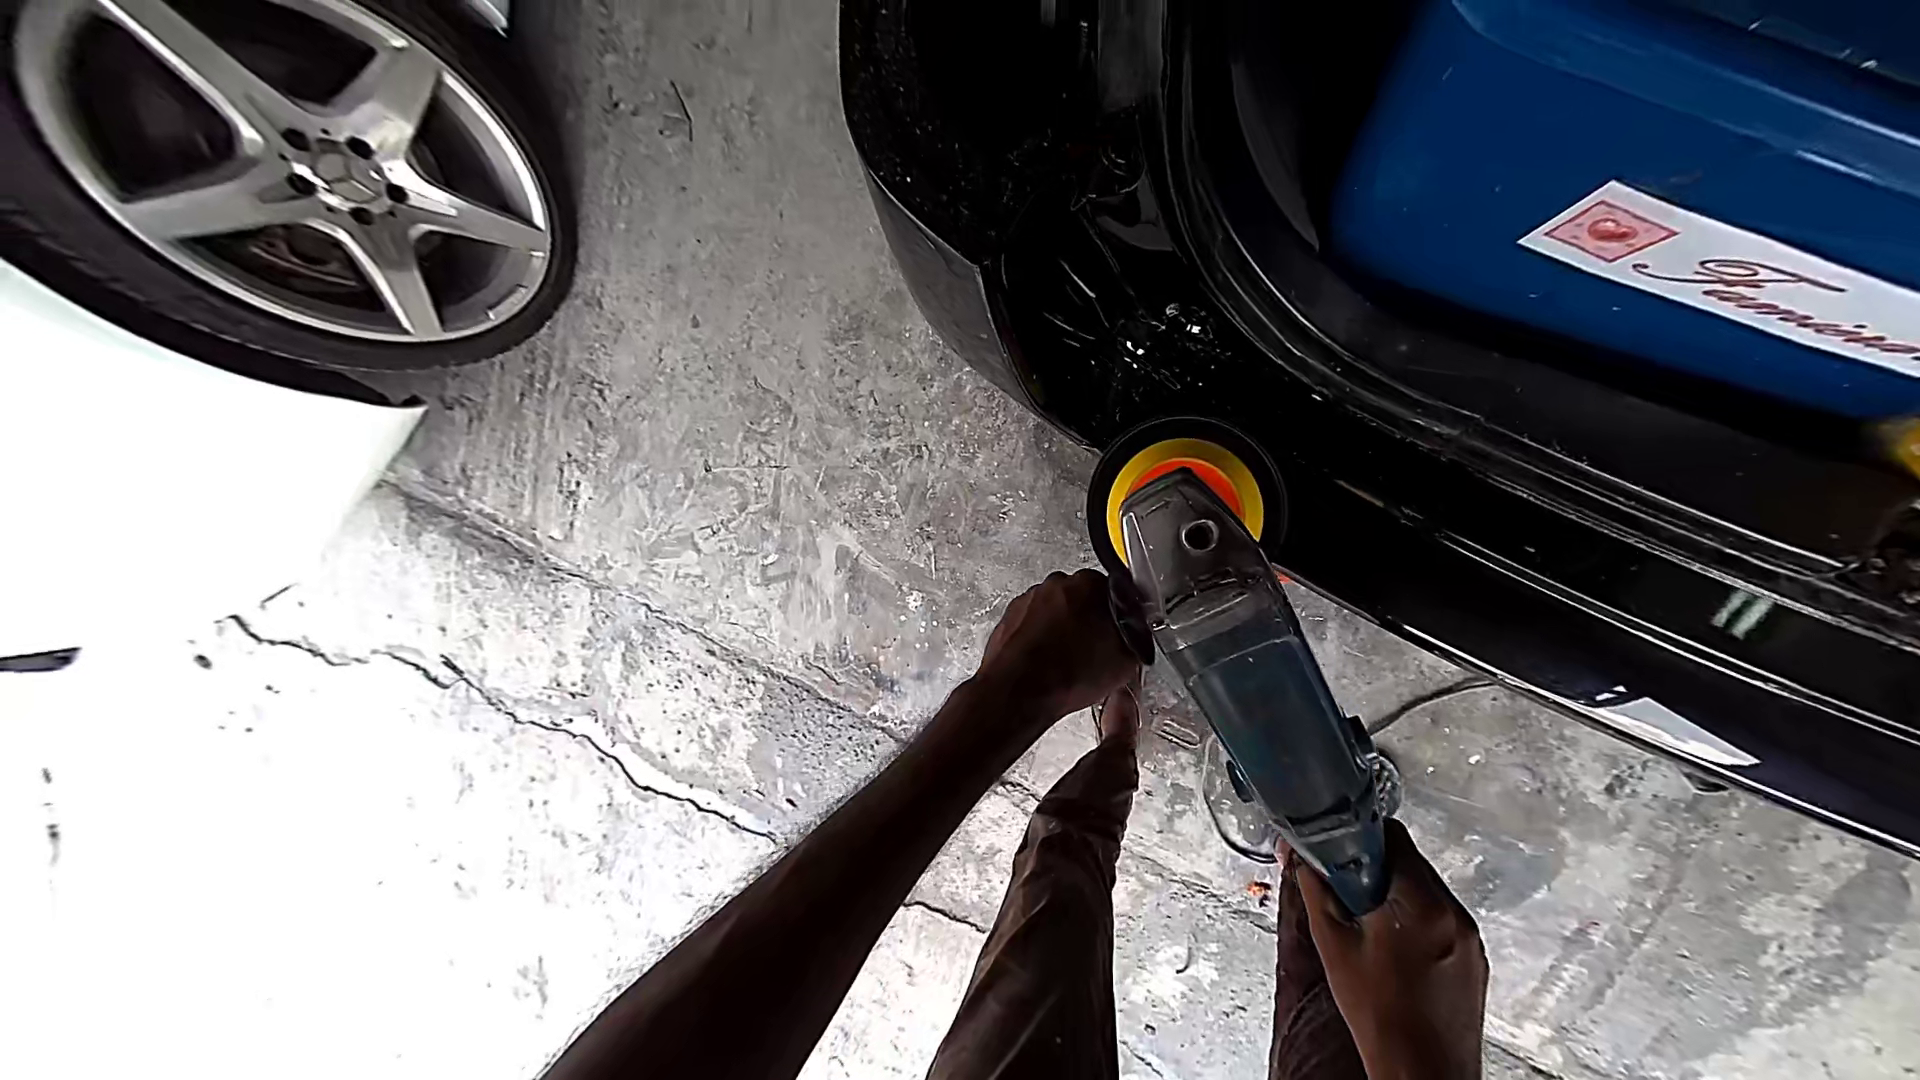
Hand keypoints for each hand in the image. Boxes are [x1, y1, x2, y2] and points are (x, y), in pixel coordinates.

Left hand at [975, 569, 1139, 722]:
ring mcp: (1031, 598)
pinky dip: (1039, 636)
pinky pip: (1033, 622)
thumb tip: (1134, 638)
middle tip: (1095, 648)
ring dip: (1063, 627)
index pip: (1114, 591)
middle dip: (1089, 619)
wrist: (1018, 690)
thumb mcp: (1125, 661)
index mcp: (1090, 585)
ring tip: (1068, 659)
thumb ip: (1134, 638)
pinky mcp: (1011, 614)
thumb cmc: (1064, 674)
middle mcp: (1057, 584)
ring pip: (1055, 609)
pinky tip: (1047, 660)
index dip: (1118, 615)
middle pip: (1082, 598)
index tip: (1118, 631)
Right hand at [1296, 820, 1488, 1079]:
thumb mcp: (1330, 939)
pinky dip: (1411, 915)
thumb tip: (1298, 853)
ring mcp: (1470, 940)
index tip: (1336, 848)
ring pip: (1423, 888)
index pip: (1393, 836)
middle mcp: (1456, 915)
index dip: (1359, 835)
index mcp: (1423, 904)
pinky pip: (1438, 916)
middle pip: (1409, 861)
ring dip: (1392, 890)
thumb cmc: (1375, 1009)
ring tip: (1362, 917)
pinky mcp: (1473, 960)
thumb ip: (1314, 886)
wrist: (1421, 1074)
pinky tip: (1387, 941)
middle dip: (1372, 865)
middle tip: (1343, 886)